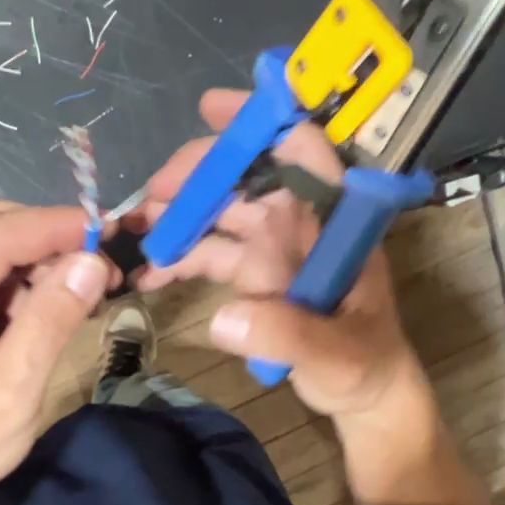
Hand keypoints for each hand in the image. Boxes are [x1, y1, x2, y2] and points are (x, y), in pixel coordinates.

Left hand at [0, 202, 115, 504]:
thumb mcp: (13, 392)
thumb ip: (50, 323)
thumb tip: (92, 263)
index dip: (53, 227)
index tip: (108, 231)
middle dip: (51, 242)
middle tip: (104, 273)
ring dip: (42, 261)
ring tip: (84, 298)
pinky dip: (25, 278)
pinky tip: (53, 307)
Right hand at [137, 90, 430, 428]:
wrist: (363, 395)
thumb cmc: (364, 366)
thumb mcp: (335, 354)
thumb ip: (287, 335)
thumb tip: (225, 320)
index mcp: (334, 226)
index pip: (302, 155)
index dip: (260, 124)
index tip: (211, 110)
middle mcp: (304, 227)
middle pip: (250, 181)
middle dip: (201, 178)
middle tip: (153, 191)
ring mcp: (279, 252)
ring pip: (226, 216)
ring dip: (183, 218)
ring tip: (139, 227)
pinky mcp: (260, 280)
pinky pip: (217, 257)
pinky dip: (184, 259)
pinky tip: (152, 270)